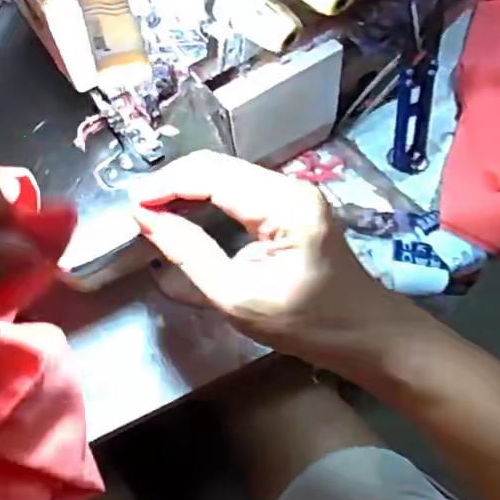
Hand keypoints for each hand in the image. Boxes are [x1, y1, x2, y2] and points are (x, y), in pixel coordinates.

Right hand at [128, 150, 427, 371]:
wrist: (367, 334)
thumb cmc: (306, 324)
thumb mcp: (237, 297)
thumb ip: (188, 253)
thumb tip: (144, 218)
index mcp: (284, 206)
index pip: (211, 176)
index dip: (166, 185)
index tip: (132, 206)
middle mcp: (289, 185)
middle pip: (215, 165)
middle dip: (171, 182)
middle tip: (138, 209)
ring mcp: (291, 189)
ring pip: (222, 171)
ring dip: (183, 185)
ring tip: (152, 210)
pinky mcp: (288, 199)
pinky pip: (234, 184)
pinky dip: (202, 193)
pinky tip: (182, 209)